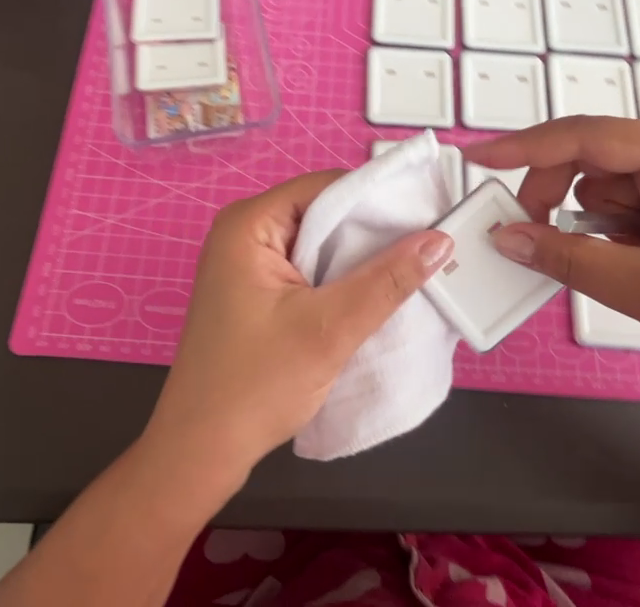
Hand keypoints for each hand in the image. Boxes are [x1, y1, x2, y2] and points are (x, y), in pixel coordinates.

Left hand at [143, 171, 454, 483]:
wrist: (200, 453)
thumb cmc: (255, 386)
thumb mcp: (330, 329)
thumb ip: (386, 280)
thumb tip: (439, 239)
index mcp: (248, 224)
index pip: (325, 187)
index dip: (378, 197)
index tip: (429, 213)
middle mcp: (244, 234)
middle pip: (323, 213)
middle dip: (373, 230)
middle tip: (431, 244)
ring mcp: (248, 265)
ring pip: (319, 245)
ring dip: (360, 259)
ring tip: (414, 268)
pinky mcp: (256, 294)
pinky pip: (309, 270)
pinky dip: (341, 280)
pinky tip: (377, 294)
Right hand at [465, 117, 639, 401]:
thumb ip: (570, 257)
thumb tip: (505, 235)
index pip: (593, 137)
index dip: (530, 147)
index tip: (479, 159)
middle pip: (596, 159)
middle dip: (558, 195)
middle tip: (527, 235)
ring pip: (606, 190)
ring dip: (591, 225)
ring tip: (622, 270)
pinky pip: (626, 213)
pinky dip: (610, 238)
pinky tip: (634, 270)